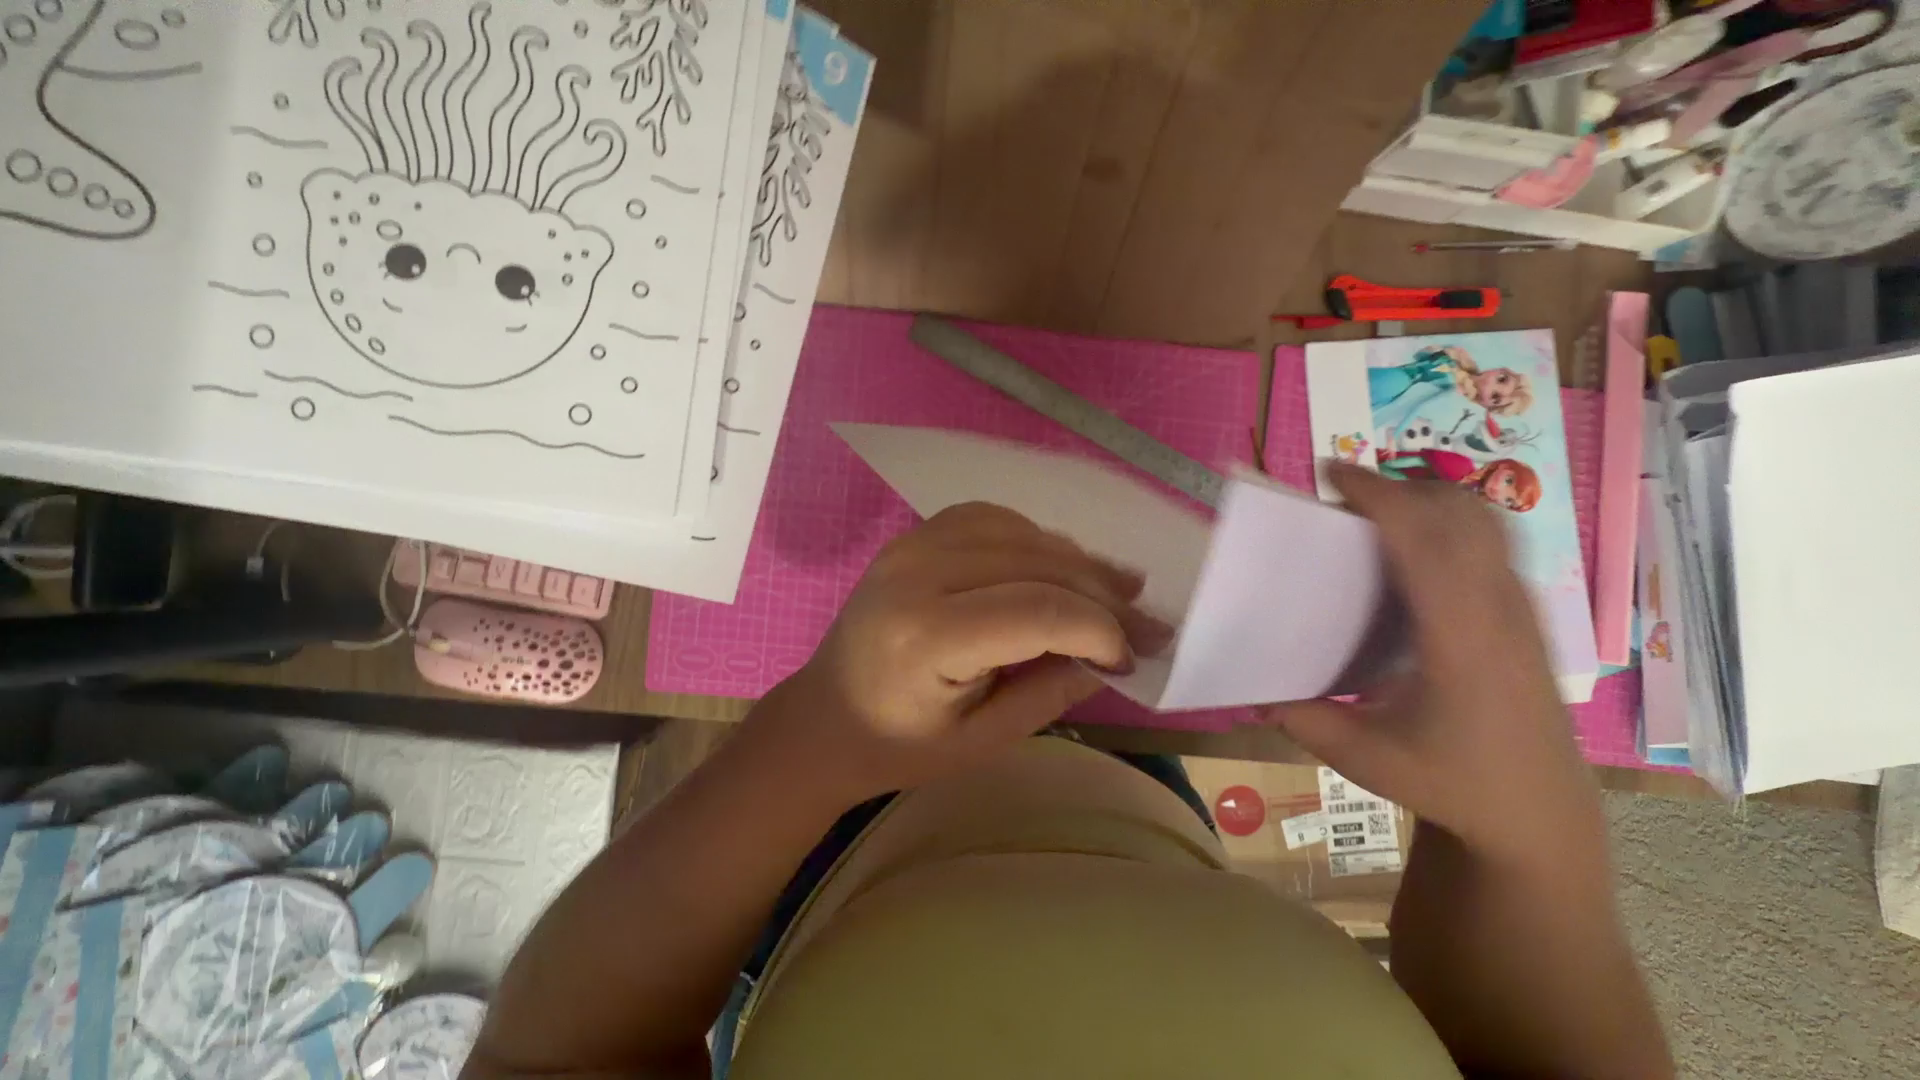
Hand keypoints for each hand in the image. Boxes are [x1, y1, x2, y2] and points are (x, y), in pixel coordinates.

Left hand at [744, 502, 1173, 804]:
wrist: (824, 719)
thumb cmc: (899, 747)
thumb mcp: (981, 742)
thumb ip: (1050, 694)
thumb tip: (1111, 656)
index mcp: (928, 636)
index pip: (1039, 611)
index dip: (1099, 629)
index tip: (1132, 658)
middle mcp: (918, 574)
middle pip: (1036, 564)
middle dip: (1101, 595)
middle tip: (1149, 625)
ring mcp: (910, 547)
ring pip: (1019, 533)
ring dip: (1076, 560)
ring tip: (1121, 589)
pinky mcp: (911, 538)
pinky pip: (990, 519)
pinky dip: (1034, 538)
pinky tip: (1060, 564)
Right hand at [1263, 465, 1603, 863]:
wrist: (1541, 813)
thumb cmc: (1451, 784)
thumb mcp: (1362, 759)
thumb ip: (1302, 718)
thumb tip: (1252, 684)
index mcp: (1457, 639)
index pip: (1423, 539)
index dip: (1377, 494)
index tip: (1330, 473)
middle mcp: (1498, 610)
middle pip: (1460, 511)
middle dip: (1400, 485)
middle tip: (1345, 498)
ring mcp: (1523, 608)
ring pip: (1487, 519)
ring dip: (1431, 499)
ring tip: (1380, 514)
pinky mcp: (1530, 614)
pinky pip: (1496, 541)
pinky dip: (1453, 521)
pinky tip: (1418, 550)